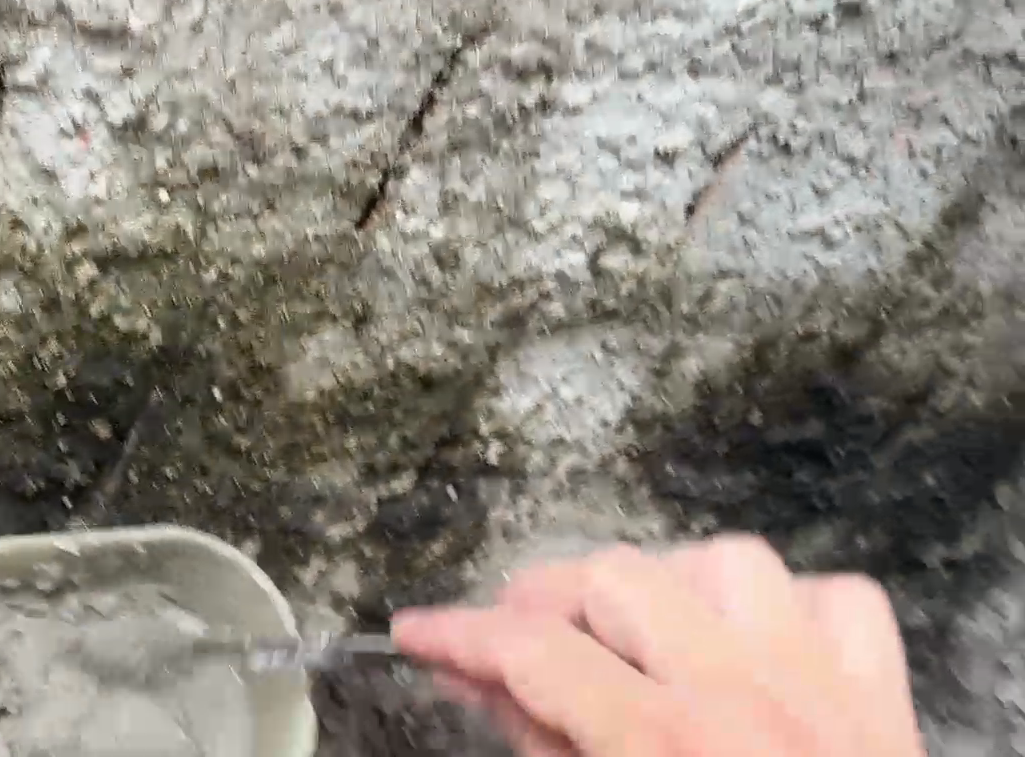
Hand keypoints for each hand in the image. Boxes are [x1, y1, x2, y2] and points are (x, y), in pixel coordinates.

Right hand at [390, 535, 923, 756]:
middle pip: (616, 576)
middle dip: (550, 601)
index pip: (530, 652)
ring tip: (639, 636)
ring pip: (729, 563)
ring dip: (669, 588)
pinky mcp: (891, 708)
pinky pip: (838, 604)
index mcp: (674, 744)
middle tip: (526, 647)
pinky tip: (748, 648)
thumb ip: (535, 744)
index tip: (410, 633)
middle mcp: (752, 699)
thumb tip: (466, 676)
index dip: (454, 634)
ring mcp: (832, 695)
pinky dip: (785, 611)